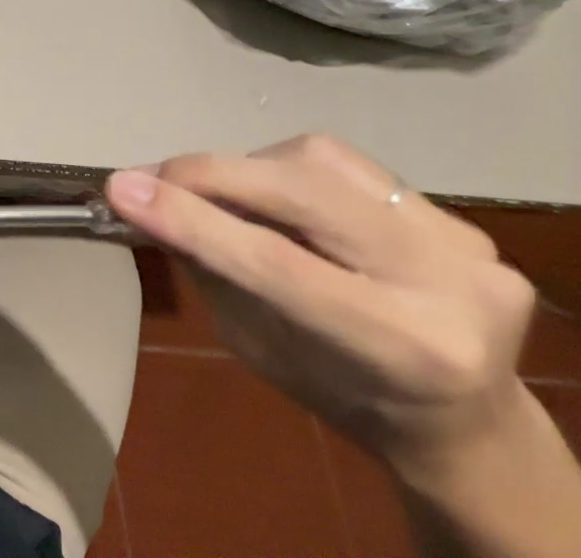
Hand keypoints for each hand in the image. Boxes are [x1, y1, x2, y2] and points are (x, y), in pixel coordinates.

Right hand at [108, 136, 580, 557]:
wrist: (458, 416)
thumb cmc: (334, 394)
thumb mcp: (255, 345)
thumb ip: (211, 270)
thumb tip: (140, 203)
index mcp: (399, 345)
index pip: (274, 262)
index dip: (190, 219)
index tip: (116, 188)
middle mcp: (448, 286)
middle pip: (303, 194)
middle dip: (208, 175)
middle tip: (143, 179)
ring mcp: (464, 244)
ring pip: (321, 163)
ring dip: (244, 169)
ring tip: (213, 194)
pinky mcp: (462, 219)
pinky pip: (347, 165)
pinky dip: (285, 169)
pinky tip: (271, 195)